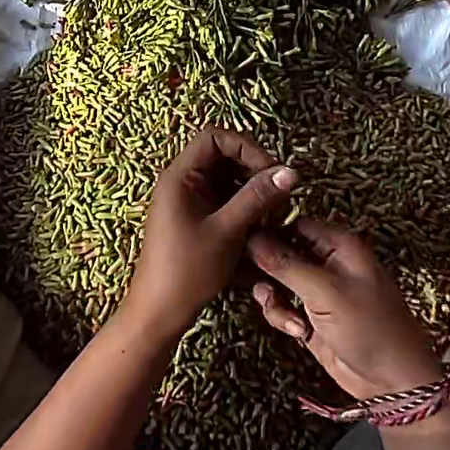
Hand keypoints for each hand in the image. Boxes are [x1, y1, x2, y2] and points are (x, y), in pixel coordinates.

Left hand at [123, 128, 298, 341]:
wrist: (159, 312)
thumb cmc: (187, 271)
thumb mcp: (226, 231)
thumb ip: (256, 198)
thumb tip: (290, 171)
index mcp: (180, 176)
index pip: (214, 137)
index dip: (246, 147)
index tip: (270, 171)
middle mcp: (182, 181)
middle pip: (223, 155)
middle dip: (253, 169)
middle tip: (276, 194)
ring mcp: (189, 198)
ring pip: (227, 177)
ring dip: (251, 189)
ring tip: (270, 213)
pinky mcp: (196, 216)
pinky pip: (224, 197)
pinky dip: (244, 205)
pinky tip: (258, 225)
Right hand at [249, 218, 443, 398]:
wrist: (392, 383)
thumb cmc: (369, 327)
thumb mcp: (326, 292)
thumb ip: (287, 264)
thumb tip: (252, 238)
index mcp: (339, 245)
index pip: (295, 224)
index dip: (271, 230)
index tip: (245, 240)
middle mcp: (327, 262)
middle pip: (282, 251)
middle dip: (267, 267)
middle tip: (257, 279)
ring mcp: (318, 290)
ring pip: (277, 280)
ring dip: (273, 296)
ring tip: (281, 311)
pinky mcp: (310, 316)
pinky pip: (282, 306)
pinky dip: (282, 316)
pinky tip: (297, 330)